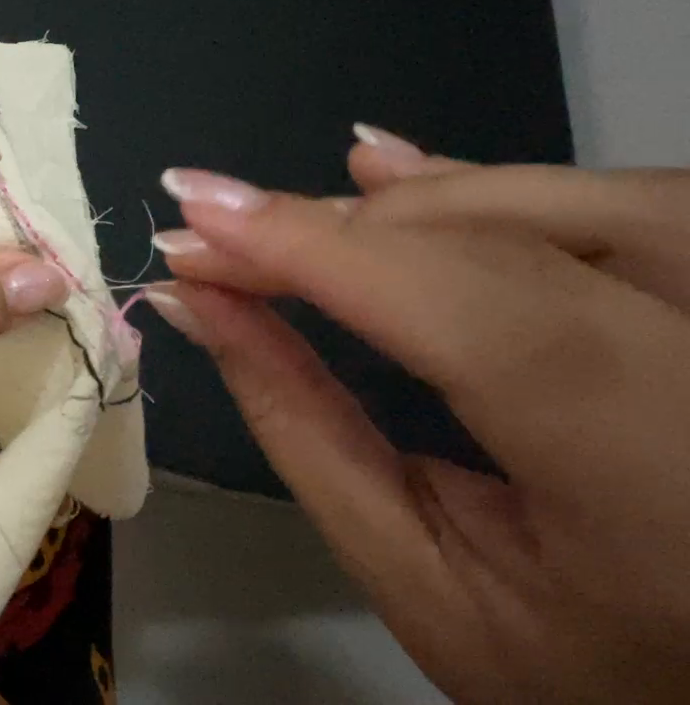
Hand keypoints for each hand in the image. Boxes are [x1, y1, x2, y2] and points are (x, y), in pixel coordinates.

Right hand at [147, 135, 689, 703]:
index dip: (329, 250)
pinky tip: (395, 177)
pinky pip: (633, 208)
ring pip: (587, 202)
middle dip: (348, 225)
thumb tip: (192, 296)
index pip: (489, 321)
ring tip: (298, 215)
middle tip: (220, 232)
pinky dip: (494, 187)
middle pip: (528, 244)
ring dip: (416, 200)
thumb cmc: (571, 661)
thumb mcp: (412, 568)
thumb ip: (294, 418)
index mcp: (662, 494)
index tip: (193, 214)